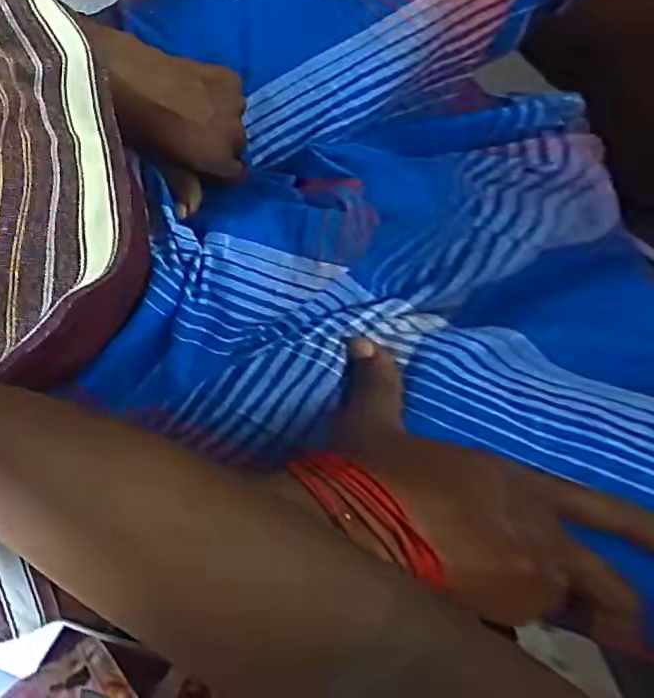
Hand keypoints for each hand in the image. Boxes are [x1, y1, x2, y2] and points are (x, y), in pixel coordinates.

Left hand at [82, 22, 245, 215]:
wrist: (119, 70)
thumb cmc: (127, 119)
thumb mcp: (149, 154)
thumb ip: (178, 181)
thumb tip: (190, 213)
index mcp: (216, 154)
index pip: (235, 176)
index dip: (213, 174)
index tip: (192, 168)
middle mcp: (235, 130)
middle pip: (235, 148)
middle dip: (215, 149)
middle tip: (181, 141)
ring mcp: (236, 101)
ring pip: (234, 122)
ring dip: (216, 122)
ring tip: (181, 115)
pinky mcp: (230, 75)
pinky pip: (231, 96)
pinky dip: (216, 98)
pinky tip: (188, 93)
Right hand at [314, 341, 653, 646]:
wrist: (351, 519)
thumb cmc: (368, 466)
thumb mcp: (367, 422)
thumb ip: (378, 387)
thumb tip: (364, 341)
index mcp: (519, 486)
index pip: (611, 513)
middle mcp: (542, 535)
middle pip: (608, 583)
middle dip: (606, 603)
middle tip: (595, 621)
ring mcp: (529, 576)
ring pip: (561, 603)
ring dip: (546, 605)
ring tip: (508, 604)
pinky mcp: (504, 610)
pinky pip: (519, 620)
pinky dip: (505, 616)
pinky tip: (470, 605)